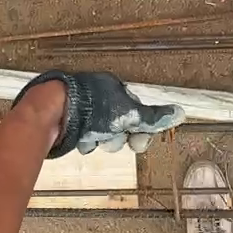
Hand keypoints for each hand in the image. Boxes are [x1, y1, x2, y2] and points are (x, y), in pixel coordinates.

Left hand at [14, 71, 184, 156]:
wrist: (52, 112)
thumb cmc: (89, 107)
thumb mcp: (128, 115)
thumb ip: (153, 118)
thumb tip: (179, 113)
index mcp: (115, 89)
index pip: (137, 112)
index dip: (140, 130)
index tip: (138, 144)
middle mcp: (100, 96)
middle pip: (119, 125)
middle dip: (117, 138)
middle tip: (111, 140)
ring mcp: (83, 109)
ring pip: (101, 133)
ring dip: (101, 141)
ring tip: (93, 140)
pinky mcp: (68, 121)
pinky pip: (84, 136)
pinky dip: (85, 142)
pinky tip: (80, 142)